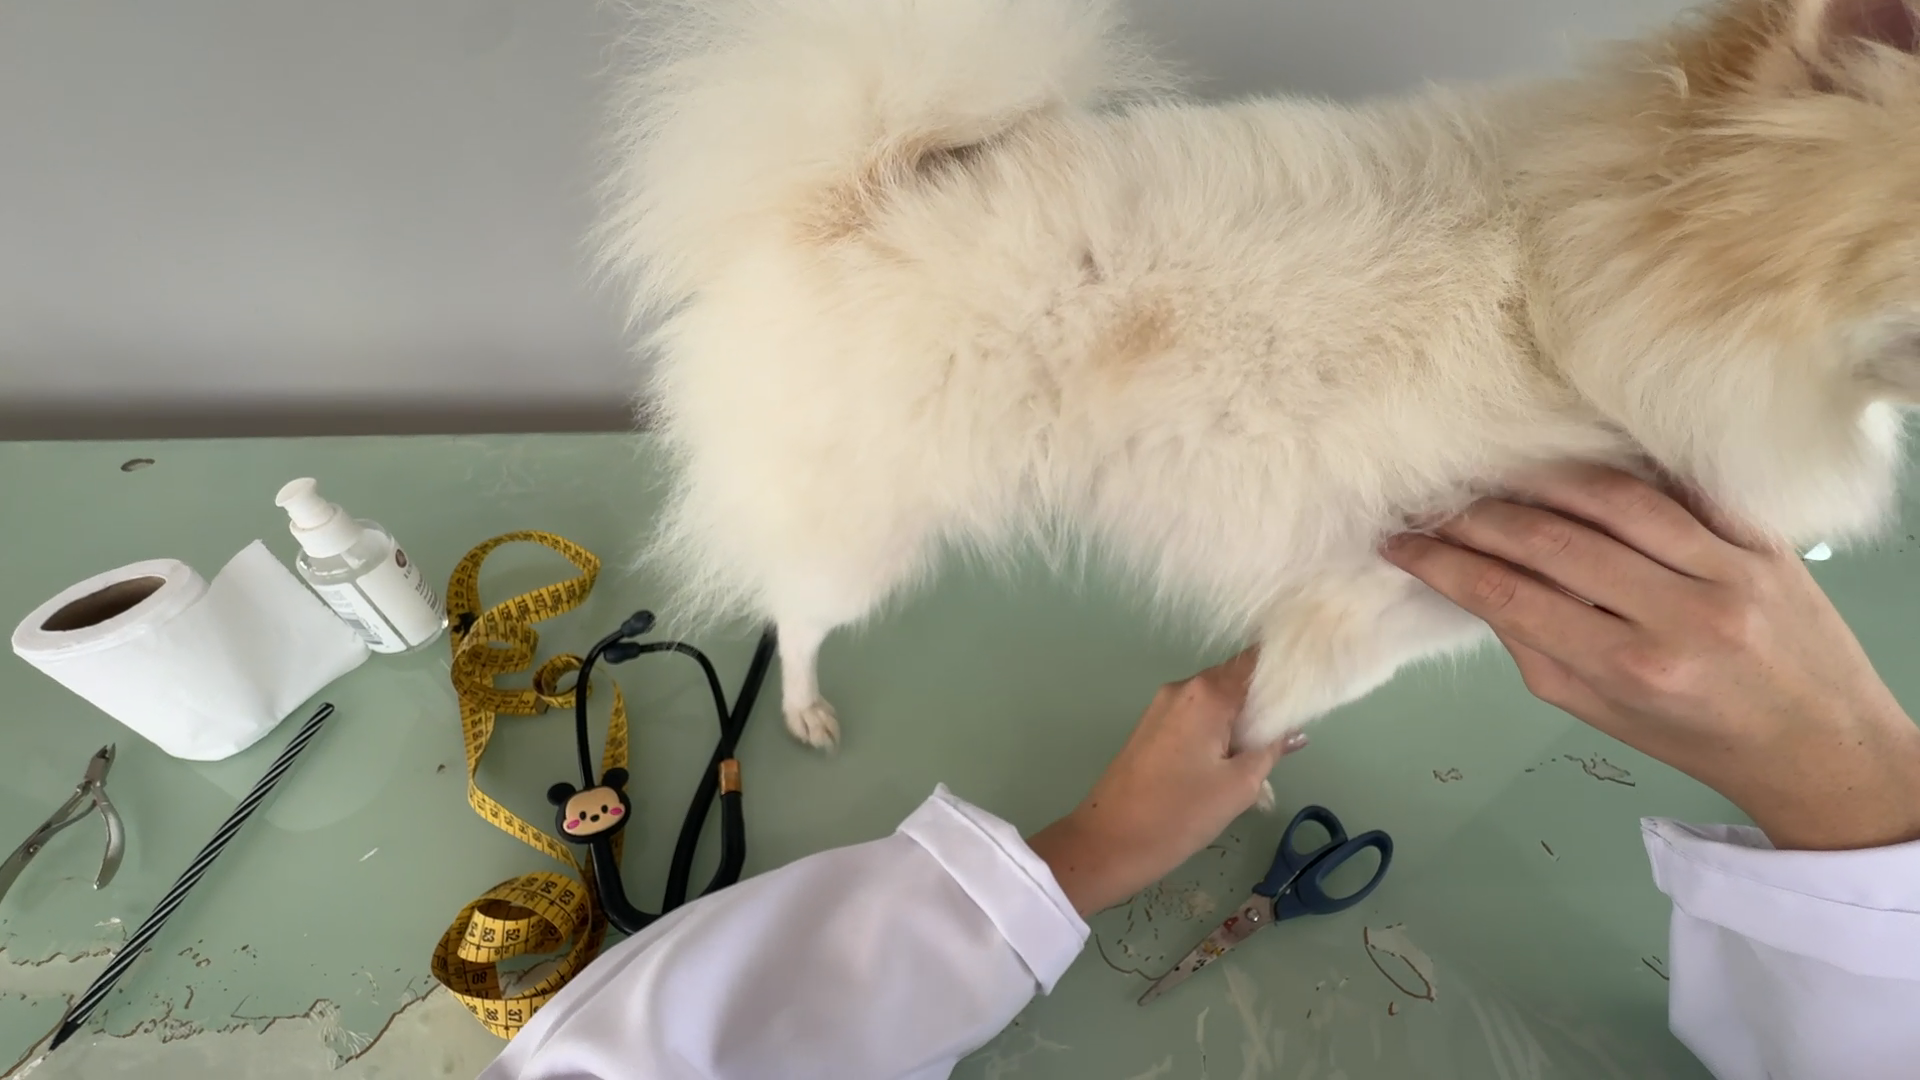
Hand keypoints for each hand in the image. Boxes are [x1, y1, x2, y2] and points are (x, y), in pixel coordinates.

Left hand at [1027, 650, 1309, 914]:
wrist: (1110, 839)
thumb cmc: (1180, 812)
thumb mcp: (1239, 785)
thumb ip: (1270, 749)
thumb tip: (1294, 731)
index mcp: (1206, 693)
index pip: (1254, 661)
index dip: (1285, 668)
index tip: (1313, 681)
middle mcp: (1183, 688)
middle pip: (1236, 678)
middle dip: (1267, 698)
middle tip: (1300, 725)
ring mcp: (1163, 706)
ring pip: (1217, 699)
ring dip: (1244, 717)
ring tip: (1274, 747)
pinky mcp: (1153, 726)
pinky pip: (1198, 715)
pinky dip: (1222, 727)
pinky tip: (1240, 754)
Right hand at [1383, 463, 1919, 850]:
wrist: (1820, 744)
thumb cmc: (1684, 732)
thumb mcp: (1580, 702)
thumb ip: (1523, 638)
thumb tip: (1468, 576)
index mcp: (1629, 665)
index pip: (1505, 594)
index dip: (1438, 562)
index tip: (1398, 545)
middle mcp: (1682, 613)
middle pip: (1547, 541)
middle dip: (1471, 519)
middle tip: (1428, 512)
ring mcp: (1731, 569)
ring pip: (1608, 500)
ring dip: (1530, 483)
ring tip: (1484, 482)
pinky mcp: (1765, 542)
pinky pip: (1676, 488)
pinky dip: (1611, 473)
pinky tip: (1563, 471)